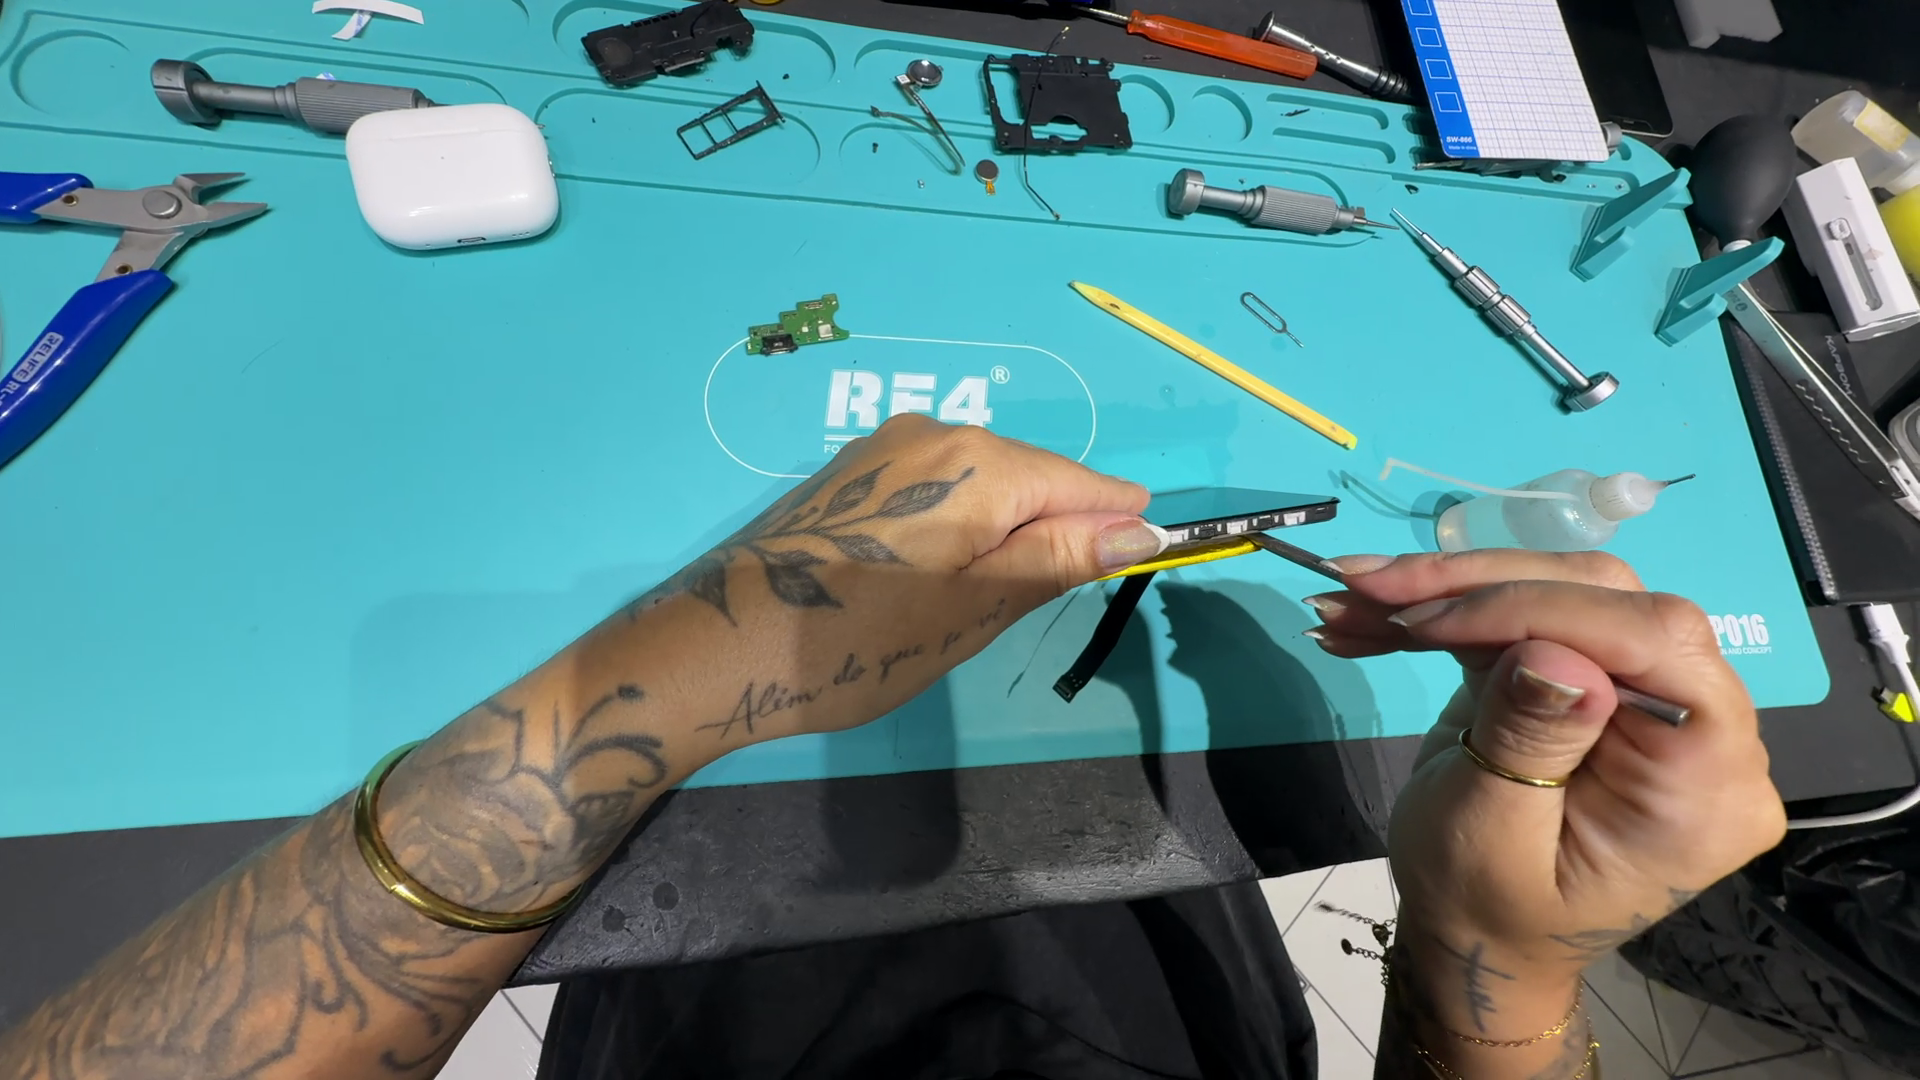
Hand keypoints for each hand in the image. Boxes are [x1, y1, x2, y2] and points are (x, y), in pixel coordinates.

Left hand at [616, 414, 1163, 742]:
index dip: (1115, 521)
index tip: (1140, 554)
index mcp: (978, 461)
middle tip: (1033, 601)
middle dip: (1053, 530)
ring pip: (983, 481)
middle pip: (1030, 476)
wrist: (719, 644)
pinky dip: (959, 523)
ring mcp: (886, 445)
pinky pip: (937, 485)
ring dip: (1004, 530)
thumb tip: (1144, 529)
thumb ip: (1061, 558)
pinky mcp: (854, 469)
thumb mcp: (977, 608)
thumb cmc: (862, 642)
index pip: (1080, 482)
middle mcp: (935, 430)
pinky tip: (934, 570)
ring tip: (977, 597)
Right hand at [1303, 550, 1784, 1039]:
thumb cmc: (1482, 902)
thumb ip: (1529, 741)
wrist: (1473, 927)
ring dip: (1432, 590)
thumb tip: (1549, 650)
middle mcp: (1684, 719)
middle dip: (1466, 583)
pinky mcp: (1566, 679)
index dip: (1533, 609)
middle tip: (1361, 587)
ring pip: (1541, 591)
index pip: (1650, 639)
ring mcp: (1624, 692)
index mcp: (1700, 779)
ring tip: (1340, 603)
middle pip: (1594, 596)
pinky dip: (1424, 616)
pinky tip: (1359, 623)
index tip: (1418, 623)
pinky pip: (1502, 622)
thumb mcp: (1490, 834)